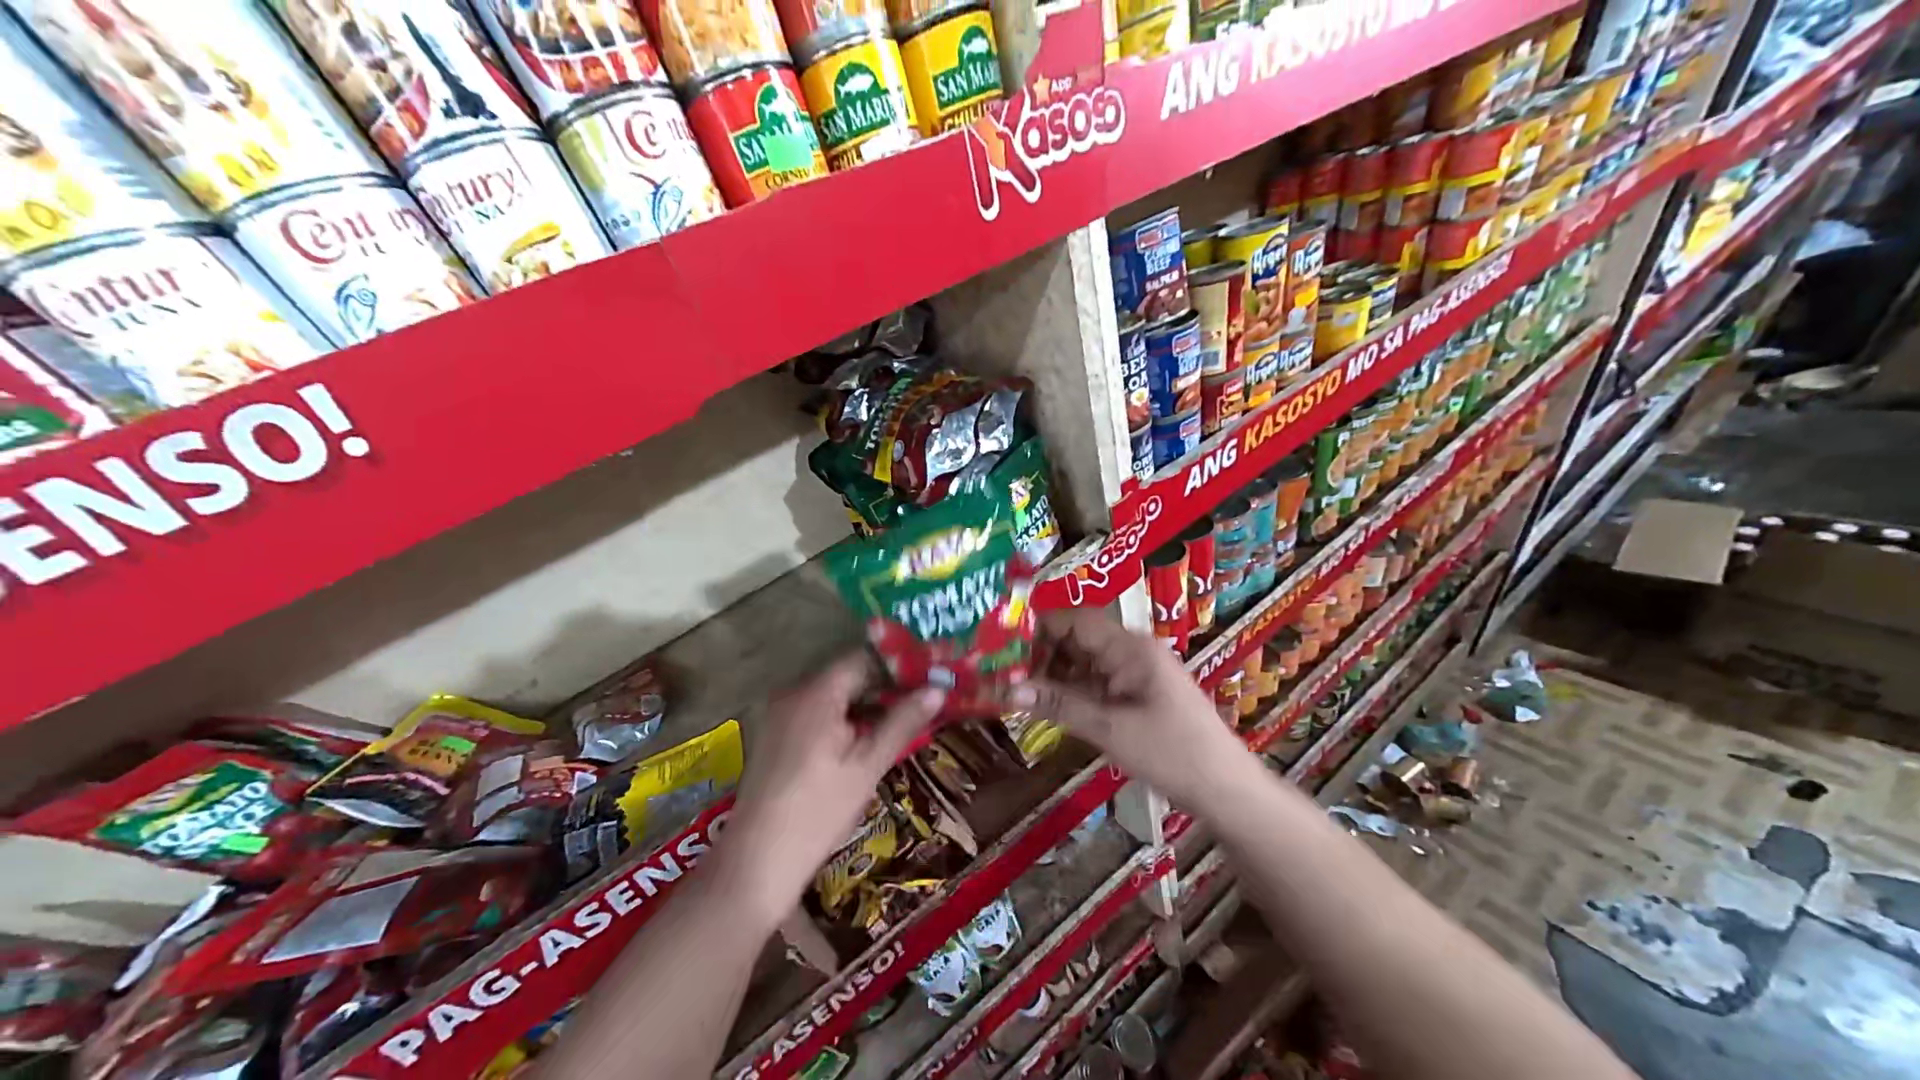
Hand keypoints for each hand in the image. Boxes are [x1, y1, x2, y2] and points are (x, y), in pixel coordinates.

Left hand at [711, 654, 943, 928]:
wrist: (759, 861)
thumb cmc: (819, 811)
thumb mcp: (868, 765)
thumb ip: (902, 722)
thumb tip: (938, 688)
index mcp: (816, 692)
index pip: (864, 658)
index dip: (899, 664)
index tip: (931, 675)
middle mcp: (793, 692)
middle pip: (847, 675)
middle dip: (885, 685)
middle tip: (924, 698)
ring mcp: (779, 713)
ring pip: (832, 695)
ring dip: (866, 703)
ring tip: (904, 719)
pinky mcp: (774, 735)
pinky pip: (816, 712)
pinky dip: (843, 718)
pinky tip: (866, 739)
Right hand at [1003, 609, 1252, 806]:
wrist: (1225, 789)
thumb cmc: (1172, 753)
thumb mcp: (1110, 729)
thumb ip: (1059, 705)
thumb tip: (1007, 689)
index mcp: (1129, 647)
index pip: (1074, 620)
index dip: (1036, 628)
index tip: (1000, 645)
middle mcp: (1129, 652)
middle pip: (1074, 638)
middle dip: (1038, 653)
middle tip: (1000, 674)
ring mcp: (1132, 674)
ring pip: (1080, 662)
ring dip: (1049, 674)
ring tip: (1012, 690)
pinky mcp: (1132, 695)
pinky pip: (1092, 683)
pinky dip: (1067, 691)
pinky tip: (1042, 705)